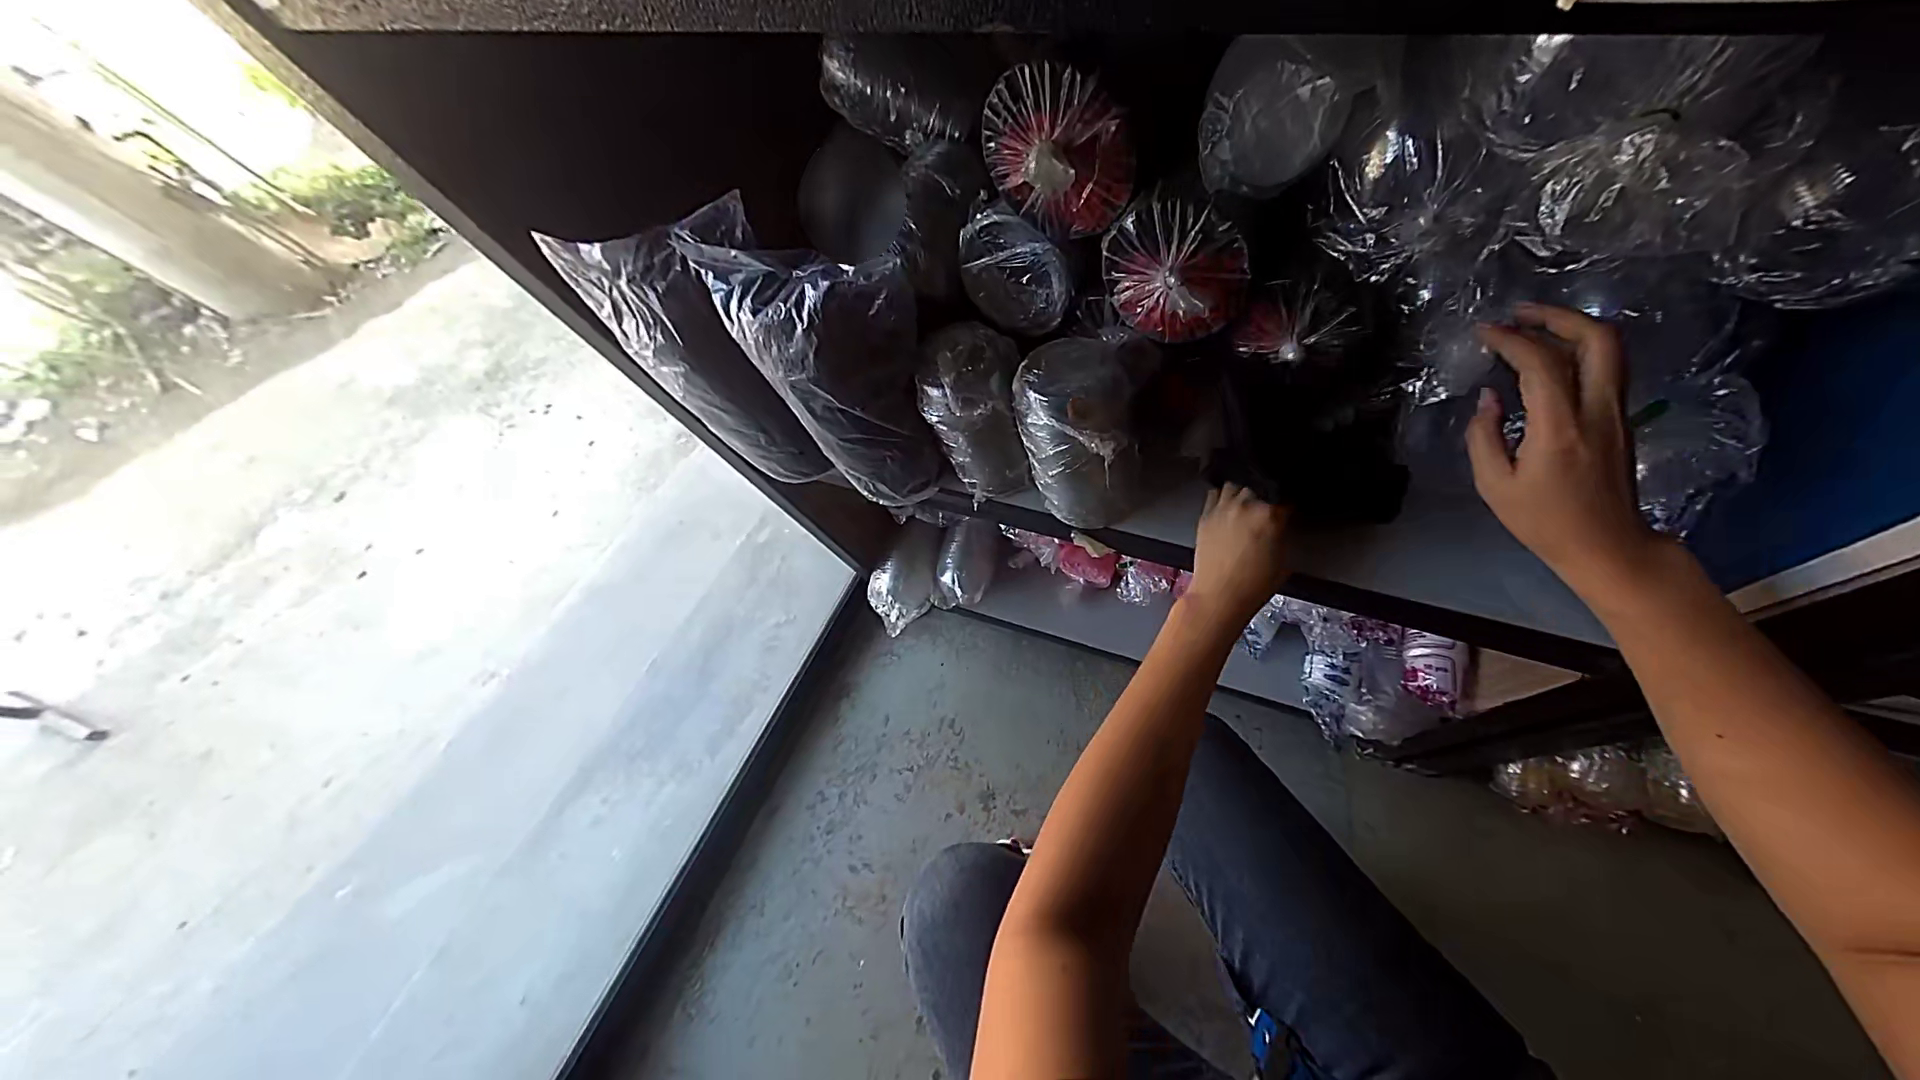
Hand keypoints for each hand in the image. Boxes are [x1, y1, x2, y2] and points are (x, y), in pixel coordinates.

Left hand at [1183, 483, 1289, 629]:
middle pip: (1259, 485)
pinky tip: (1227, 502)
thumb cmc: (1253, 583)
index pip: (1285, 495)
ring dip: (1243, 490)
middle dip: (1265, 493)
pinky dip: (1222, 495)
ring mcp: (1222, 509)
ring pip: (1235, 484)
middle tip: (1267, 505)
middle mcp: (1244, 506)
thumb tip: (1281, 521)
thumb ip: (1282, 531)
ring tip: (1247, 500)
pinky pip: (1214, 494)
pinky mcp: (1205, 516)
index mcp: (1269, 514)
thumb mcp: (1283, 557)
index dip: (1289, 500)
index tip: (1289, 505)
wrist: (1219, 594)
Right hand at [1467, 303, 1663, 593]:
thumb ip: (1485, 436)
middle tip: (1520, 312)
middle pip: (1597, 341)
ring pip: (1610, 351)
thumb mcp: (1494, 484)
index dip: (1512, 341)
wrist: (1606, 544)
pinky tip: (1548, 359)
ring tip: (1534, 326)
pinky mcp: (1619, 419)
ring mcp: (1616, 412)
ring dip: (1573, 329)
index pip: (1541, 365)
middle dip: (1559, 317)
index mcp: (1561, 428)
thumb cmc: (1541, 520)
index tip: (1484, 331)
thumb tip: (1489, 398)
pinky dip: (1576, 352)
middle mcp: (1598, 410)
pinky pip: (1604, 370)